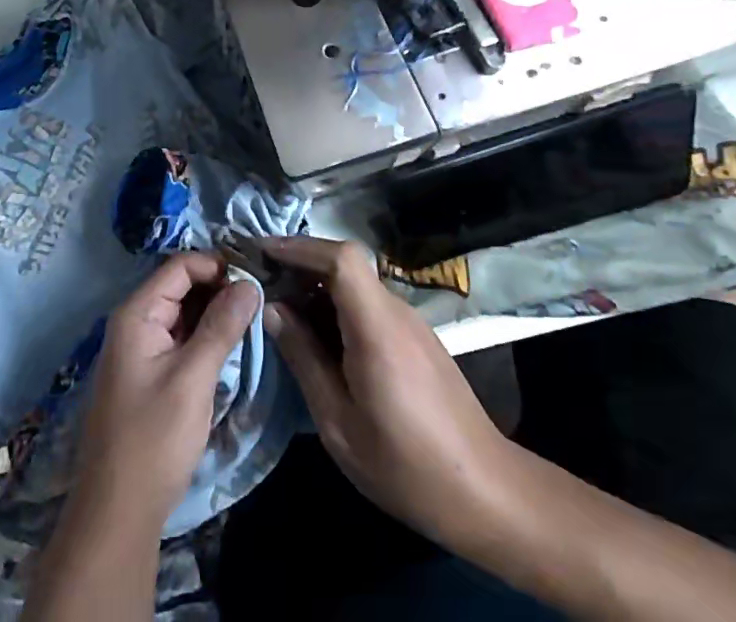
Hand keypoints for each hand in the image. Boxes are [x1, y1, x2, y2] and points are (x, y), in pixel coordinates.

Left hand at [74, 251, 260, 531]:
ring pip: (185, 313)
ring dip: (217, 312)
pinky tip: (234, 343)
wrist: (118, 509)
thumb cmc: (154, 438)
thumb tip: (250, 283)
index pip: (181, 266)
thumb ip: (222, 326)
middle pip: (182, 286)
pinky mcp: (151, 373)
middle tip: (264, 298)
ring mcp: (142, 349)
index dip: (218, 266)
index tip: (258, 278)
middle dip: (221, 287)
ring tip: (257, 317)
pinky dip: (207, 335)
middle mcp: (136, 323)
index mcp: (137, 315)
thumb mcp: (193, 377)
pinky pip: (182, 338)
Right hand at [258, 236, 511, 546]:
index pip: (342, 259)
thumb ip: (304, 358)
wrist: (479, 488)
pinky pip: (369, 307)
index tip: (260, 252)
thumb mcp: (337, 420)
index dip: (299, 247)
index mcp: (377, 328)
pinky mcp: (416, 339)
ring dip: (317, 289)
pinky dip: (336, 308)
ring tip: (278, 311)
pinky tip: (316, 336)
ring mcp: (411, 324)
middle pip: (347, 266)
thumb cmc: (401, 463)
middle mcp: (397, 313)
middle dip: (300, 266)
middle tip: (257, 284)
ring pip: (357, 286)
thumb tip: (273, 310)